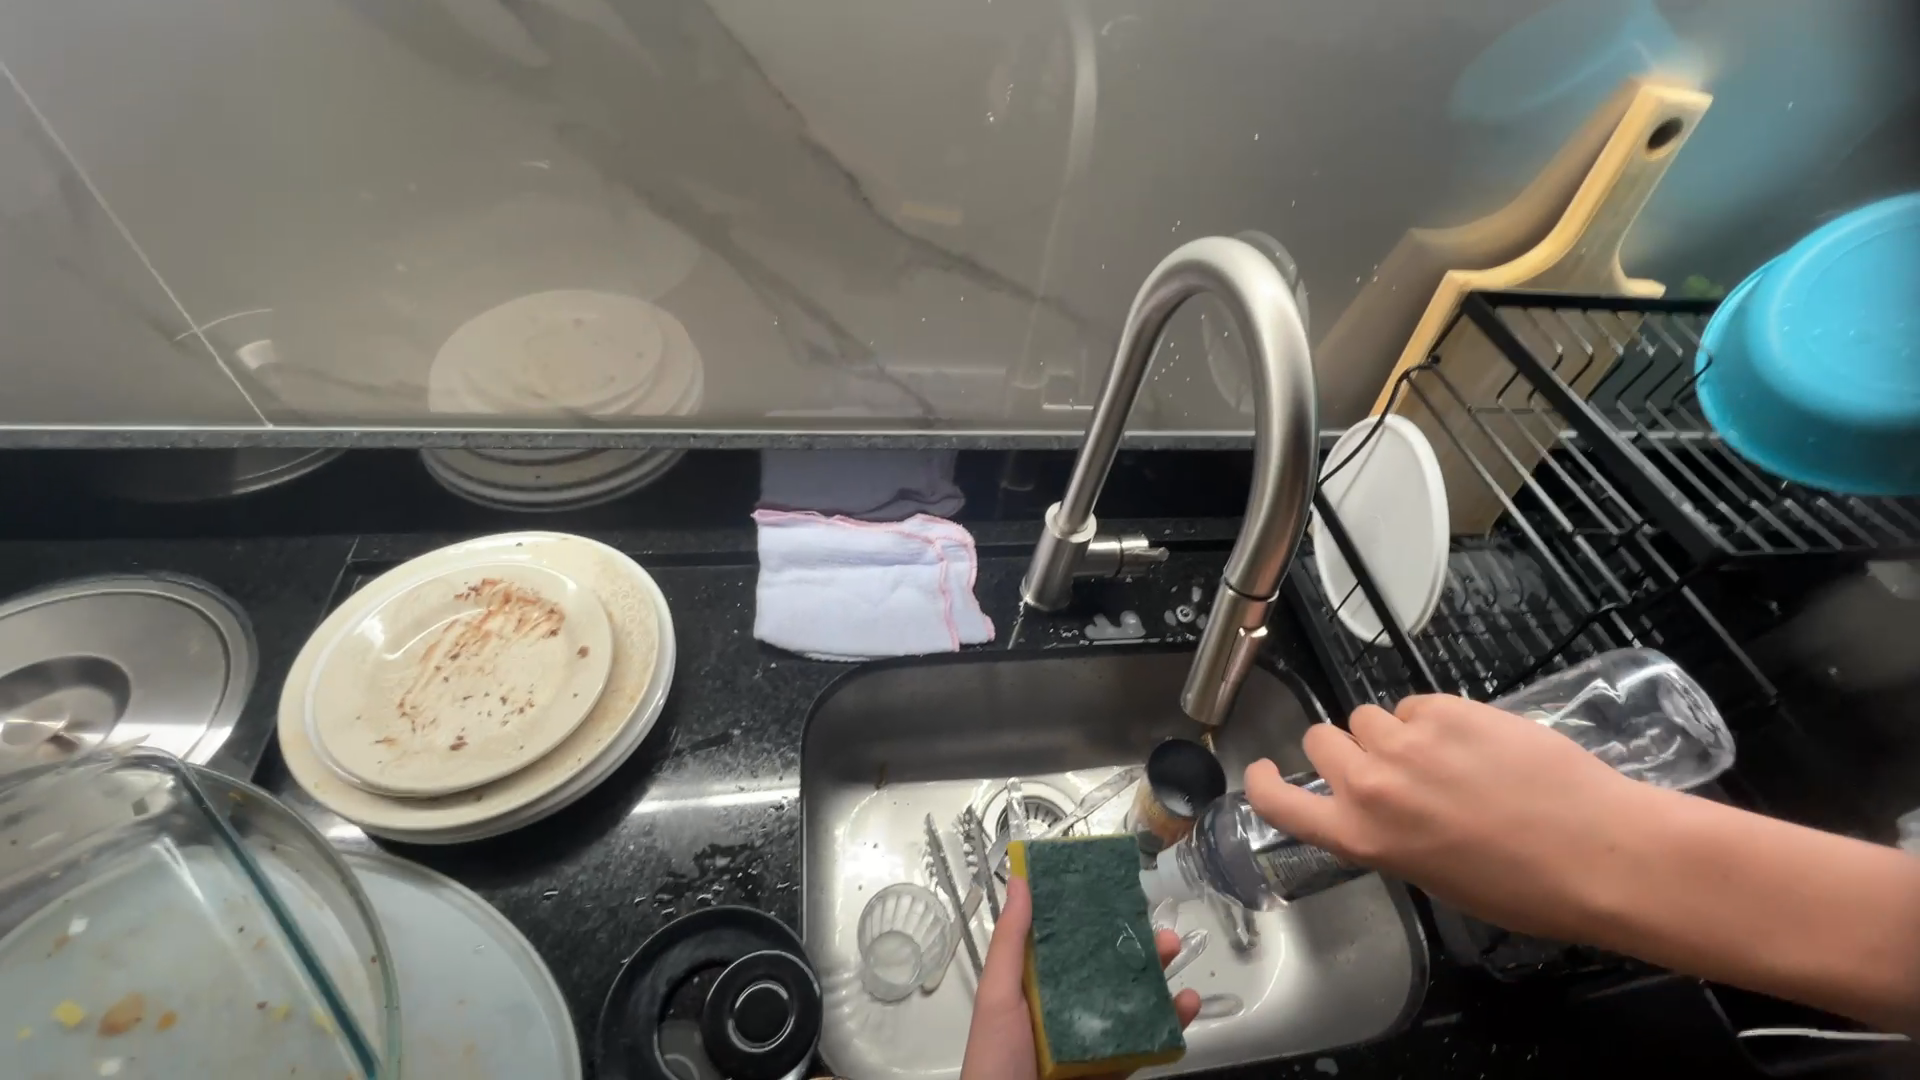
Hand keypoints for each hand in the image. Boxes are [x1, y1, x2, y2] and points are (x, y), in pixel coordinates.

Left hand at [960, 875, 1201, 1079]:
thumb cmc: (996, 1058)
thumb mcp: (997, 994)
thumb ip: (1011, 939)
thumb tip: (1019, 878)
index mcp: (1035, 982)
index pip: (1066, 939)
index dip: (1090, 914)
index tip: (1116, 888)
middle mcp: (1066, 1005)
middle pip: (1106, 966)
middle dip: (1135, 944)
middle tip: (1161, 928)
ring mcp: (1093, 1038)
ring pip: (1132, 999)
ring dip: (1159, 975)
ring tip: (1176, 953)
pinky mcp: (1114, 1067)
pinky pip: (1146, 1042)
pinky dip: (1171, 1024)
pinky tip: (1187, 1004)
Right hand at [1242, 694, 1655, 941]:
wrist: (1608, 855)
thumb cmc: (1526, 888)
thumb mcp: (1431, 876)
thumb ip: (1383, 834)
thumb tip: (1375, 805)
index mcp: (1361, 837)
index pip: (1277, 802)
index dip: (1262, 782)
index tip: (1263, 770)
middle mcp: (1369, 786)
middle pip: (1319, 740)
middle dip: (1344, 749)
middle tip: (1387, 766)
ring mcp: (1404, 742)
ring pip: (1368, 717)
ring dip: (1392, 733)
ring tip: (1444, 756)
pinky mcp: (1444, 710)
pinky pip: (1416, 705)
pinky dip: (1435, 720)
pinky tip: (1476, 744)